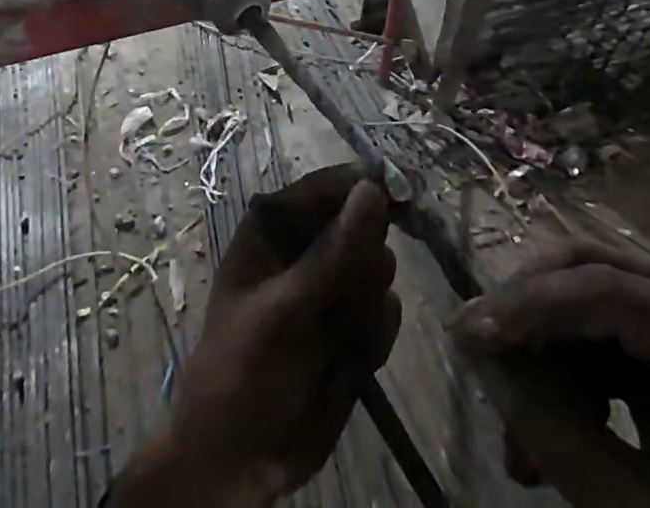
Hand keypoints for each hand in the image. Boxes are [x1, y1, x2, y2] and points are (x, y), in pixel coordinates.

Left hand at [109, 165, 401, 506]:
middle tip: (351, 293)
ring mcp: (331, 288)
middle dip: (366, 262)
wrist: (242, 464)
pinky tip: (350, 363)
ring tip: (340, 337)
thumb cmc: (244, 374)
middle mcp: (306, 250)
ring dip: (367, 305)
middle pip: (365, 224)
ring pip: (381, 267)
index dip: (368, 185)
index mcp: (274, 230)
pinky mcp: (353, 324)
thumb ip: (334, 251)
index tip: (407, 195)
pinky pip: (387, 310)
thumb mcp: (285, 310)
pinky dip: (374, 336)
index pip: (330, 186)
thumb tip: (374, 188)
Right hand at [451, 242, 649, 507]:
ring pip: (595, 297)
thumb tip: (481, 358)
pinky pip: (609, 330)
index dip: (534, 303)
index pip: (616, 290)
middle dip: (532, 313)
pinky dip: (570, 370)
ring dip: (546, 352)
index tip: (468, 335)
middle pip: (602, 269)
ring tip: (520, 445)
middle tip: (478, 360)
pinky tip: (551, 428)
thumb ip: (560, 436)